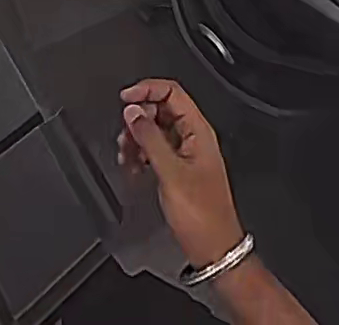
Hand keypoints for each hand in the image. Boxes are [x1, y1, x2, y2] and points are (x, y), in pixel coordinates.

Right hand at [116, 78, 244, 266]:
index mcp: (198, 129)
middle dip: (139, 117)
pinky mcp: (179, 167)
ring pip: (156, 129)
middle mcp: (193, 135)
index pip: (172, 92)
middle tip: (124, 134)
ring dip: (138, 137)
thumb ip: (150, 139)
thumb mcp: (171, 173)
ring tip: (126, 154)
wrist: (214, 249)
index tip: (126, 98)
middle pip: (162, 109)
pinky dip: (142, 153)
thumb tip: (133, 112)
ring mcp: (186, 151)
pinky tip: (134, 166)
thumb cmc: (202, 215)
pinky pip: (156, 148)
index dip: (148, 89)